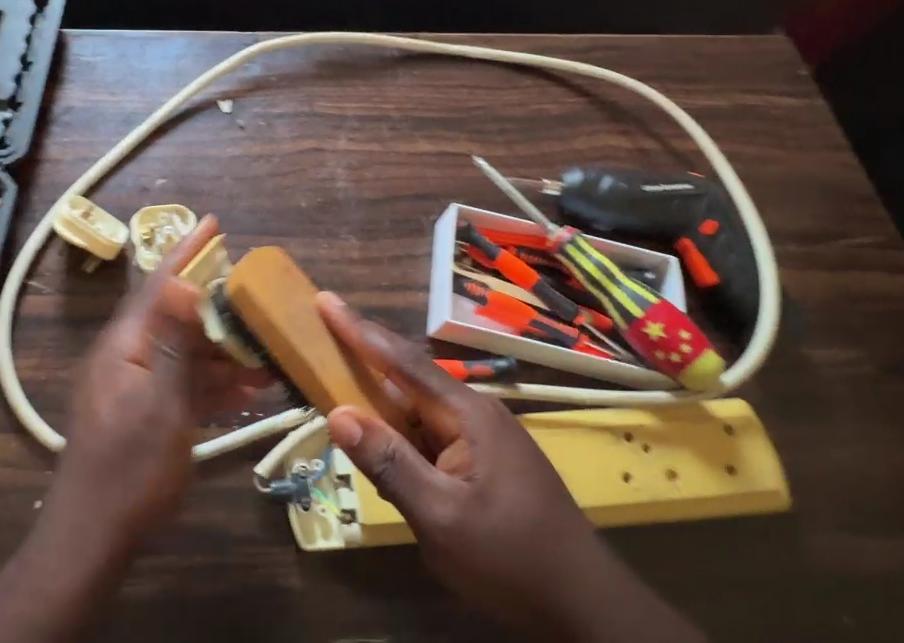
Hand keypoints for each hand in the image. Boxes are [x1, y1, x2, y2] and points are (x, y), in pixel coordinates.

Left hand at [49, 217, 262, 547]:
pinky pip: (186, 384)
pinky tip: (252, 392)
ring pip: (188, 352)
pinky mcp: (148, 412)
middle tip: (262, 298)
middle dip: (221, 307)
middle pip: (179, 316)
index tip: (216, 222)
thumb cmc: (130, 469)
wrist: (95, 538)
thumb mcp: (160, 403)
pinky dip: (216, 384)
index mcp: (125, 343)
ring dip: (227, 352)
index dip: (188, 252)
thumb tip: (183, 282)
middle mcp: (129, 355)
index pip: (160, 283)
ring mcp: (137, 385)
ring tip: (271, 353)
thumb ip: (174, 342)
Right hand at [317, 293, 704, 641]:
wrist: (583, 603)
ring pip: (419, 412)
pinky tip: (386, 449)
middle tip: (320, 345)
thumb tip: (338, 414)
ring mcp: (485, 438)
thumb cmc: (510, 558)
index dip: (359, 331)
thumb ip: (389, 464)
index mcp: (467, 414)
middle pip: (409, 380)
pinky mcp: (487, 462)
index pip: (402, 362)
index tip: (325, 300)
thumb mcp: (441, 517)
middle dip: (364, 362)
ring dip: (382, 406)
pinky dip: (402, 435)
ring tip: (342, 396)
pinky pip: (433, 435)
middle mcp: (476, 413)